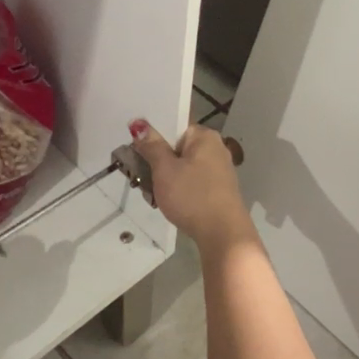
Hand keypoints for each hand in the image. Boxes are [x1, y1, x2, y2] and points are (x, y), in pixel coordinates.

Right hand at [131, 119, 257, 251]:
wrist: (223, 234)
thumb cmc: (192, 196)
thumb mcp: (165, 169)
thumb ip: (151, 145)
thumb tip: (139, 123)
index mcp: (204, 136)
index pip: (173, 127)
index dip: (152, 139)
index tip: (135, 153)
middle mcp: (215, 149)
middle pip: (176, 149)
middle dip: (156, 164)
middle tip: (140, 180)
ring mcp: (219, 170)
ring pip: (182, 168)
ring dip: (165, 181)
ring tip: (152, 197)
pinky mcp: (218, 190)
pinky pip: (192, 182)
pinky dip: (179, 191)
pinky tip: (169, 205)